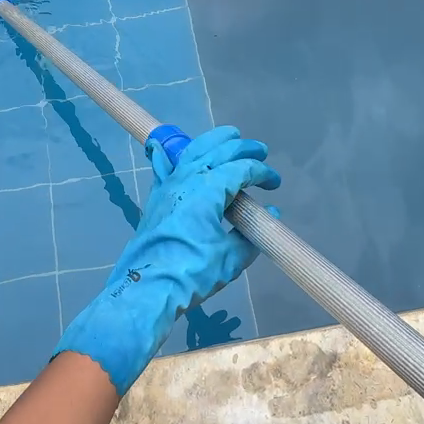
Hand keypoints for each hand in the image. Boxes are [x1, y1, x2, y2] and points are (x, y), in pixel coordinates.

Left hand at [54, 125, 280, 394]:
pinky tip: (163, 146)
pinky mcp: (157, 196)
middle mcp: (187, 178)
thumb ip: (251, 234)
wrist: (148, 288)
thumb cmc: (193, 272)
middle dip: (242, 148)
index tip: (275, 184)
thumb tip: (269, 214)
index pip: (240, 168)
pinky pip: (164, 165)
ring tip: (230, 135)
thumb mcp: (231, 258)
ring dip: (213, 141)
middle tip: (260, 151)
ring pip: (193, 150)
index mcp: (208, 189)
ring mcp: (169, 184)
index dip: (261, 172)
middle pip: (218, 150)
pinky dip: (169, 154)